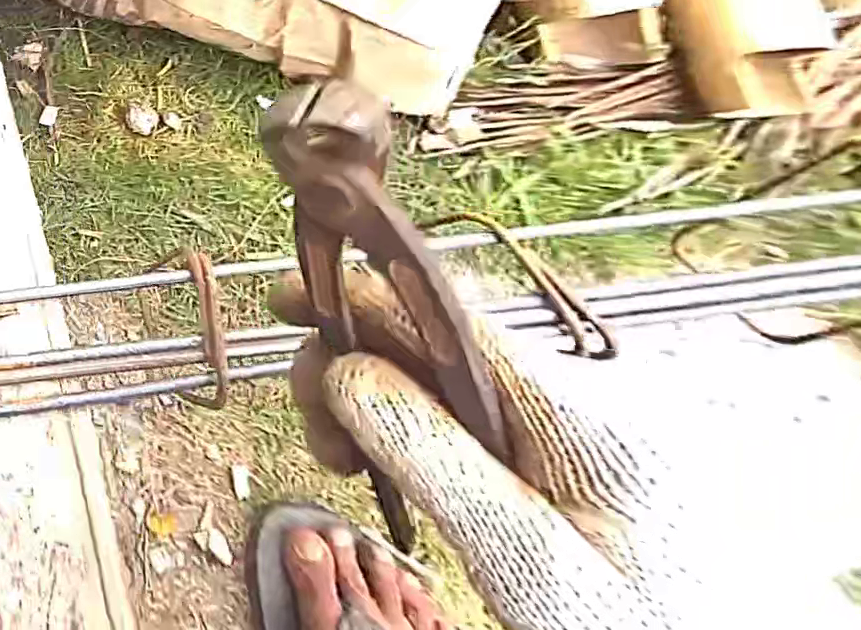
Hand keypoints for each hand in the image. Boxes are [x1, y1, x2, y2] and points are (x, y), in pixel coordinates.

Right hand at [270, 269, 849, 629]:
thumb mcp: (528, 564)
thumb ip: (428, 454)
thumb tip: (340, 367)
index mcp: (576, 409)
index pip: (439, 313)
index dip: (352, 295)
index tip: (284, 303)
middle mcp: (563, 392)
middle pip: (416, 337)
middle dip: (343, 364)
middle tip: (317, 431)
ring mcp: (554, 417)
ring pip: (420, 371)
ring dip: (359, 399)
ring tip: (342, 459)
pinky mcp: (544, 442)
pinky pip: (444, 407)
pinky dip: (392, 423)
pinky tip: (379, 462)